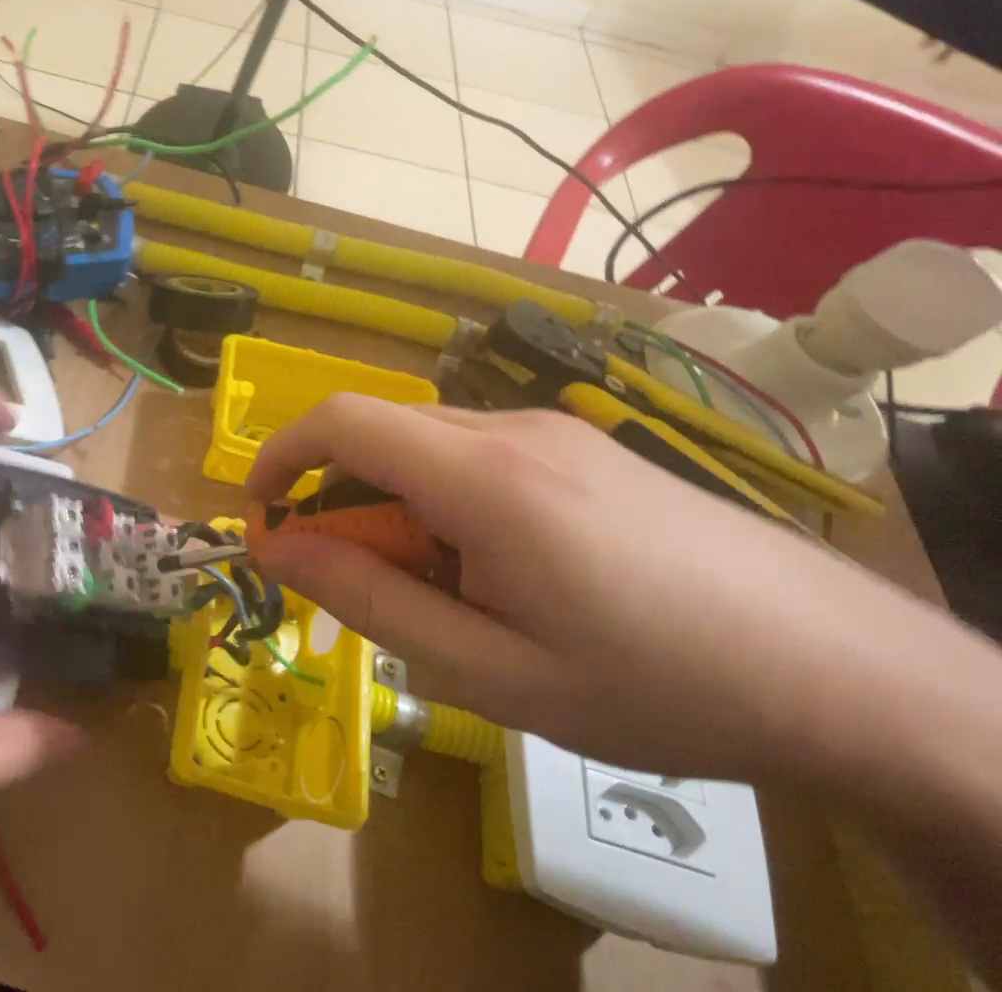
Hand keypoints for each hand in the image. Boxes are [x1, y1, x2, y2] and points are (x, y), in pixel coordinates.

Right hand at [245, 395, 1001, 794]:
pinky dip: (442, 502)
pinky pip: (478, 456)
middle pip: (379, 431)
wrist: (847, 675)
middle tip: (353, 587)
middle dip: (336, 498)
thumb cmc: (654, 687)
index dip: (276, 459)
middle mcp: (516, 432)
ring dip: (393, 505)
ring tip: (437, 595)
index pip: (340, 421)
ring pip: (427, 445)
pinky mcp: (589, 452)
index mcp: (485, 479)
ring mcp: (560, 435)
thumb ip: (369, 600)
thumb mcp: (487, 670)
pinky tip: (494, 573)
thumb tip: (276, 548)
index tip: (261, 523)